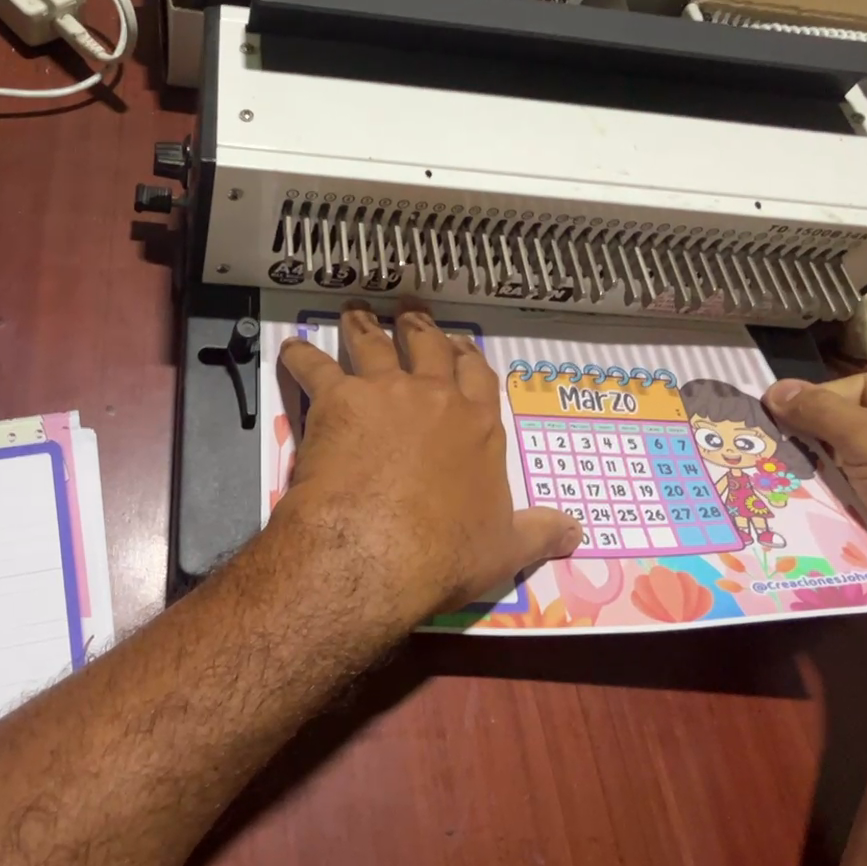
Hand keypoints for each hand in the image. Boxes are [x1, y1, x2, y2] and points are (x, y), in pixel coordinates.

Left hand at [272, 302, 580, 623]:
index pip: (479, 377)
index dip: (468, 358)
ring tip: (354, 312)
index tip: (459, 345)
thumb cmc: (446, 553)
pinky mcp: (338, 399)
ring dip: (362, 325)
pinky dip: (301, 356)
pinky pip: (314, 366)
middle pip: (429, 347)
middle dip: (419, 326)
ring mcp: (385, 393)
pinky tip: (292, 349)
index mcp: (479, 427)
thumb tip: (575, 532)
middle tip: (409, 312)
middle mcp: (436, 398)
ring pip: (373, 344)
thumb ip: (539, 534)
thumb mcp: (505, 550)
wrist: (379, 548)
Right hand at [762, 374, 866, 608]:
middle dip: (819, 442)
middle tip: (780, 455)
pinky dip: (848, 500)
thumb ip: (819, 411)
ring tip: (792, 485)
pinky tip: (822, 509)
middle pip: (860, 426)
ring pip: (863, 464)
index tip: (778, 422)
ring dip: (830, 475)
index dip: (818, 401)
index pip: (862, 386)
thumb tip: (774, 389)